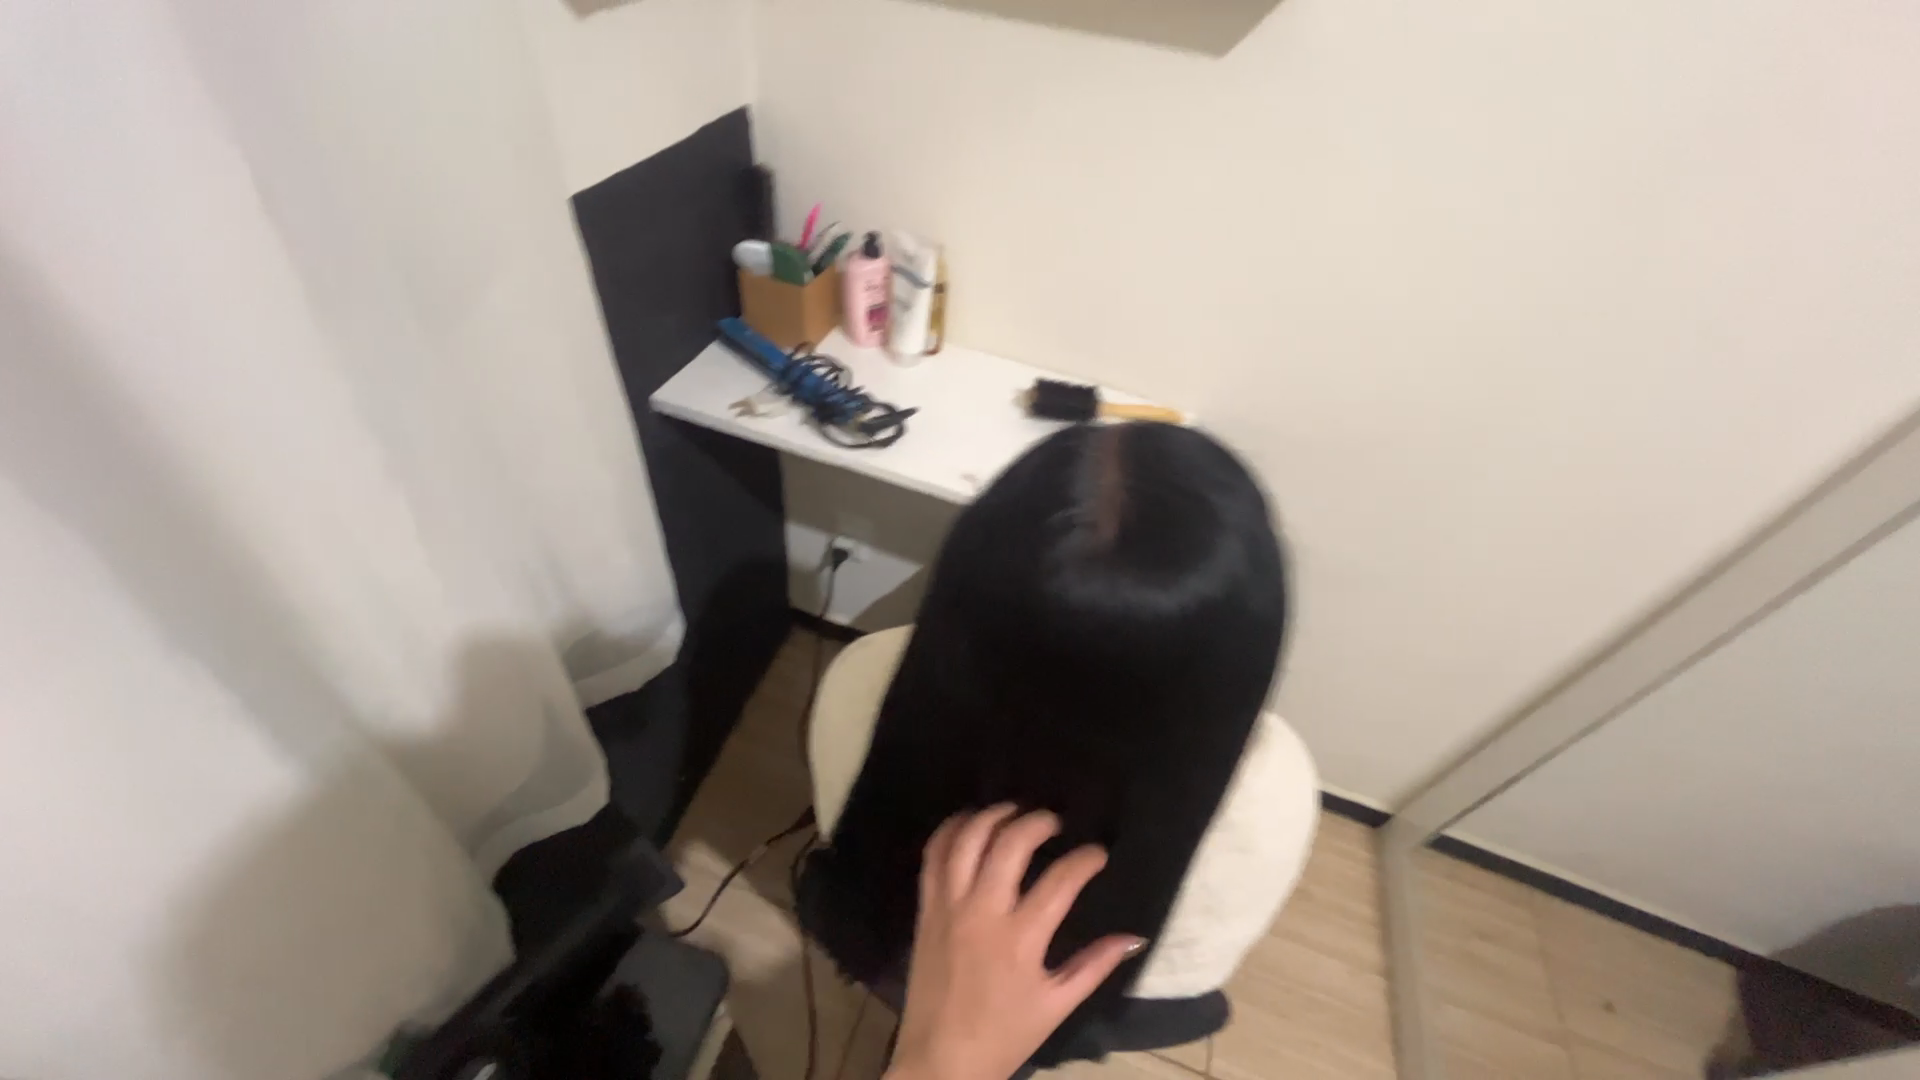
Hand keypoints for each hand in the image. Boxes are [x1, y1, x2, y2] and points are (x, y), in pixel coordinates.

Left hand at [885, 805, 1145, 1079]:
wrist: (941, 1060)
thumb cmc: (1005, 1034)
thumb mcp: (1057, 1004)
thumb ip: (1095, 965)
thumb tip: (1135, 936)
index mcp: (1021, 939)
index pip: (1061, 880)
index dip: (1085, 859)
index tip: (1097, 853)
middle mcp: (983, 912)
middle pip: (1010, 843)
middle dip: (1038, 822)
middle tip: (1054, 822)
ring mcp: (949, 905)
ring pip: (968, 839)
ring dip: (993, 816)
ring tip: (1014, 811)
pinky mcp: (926, 907)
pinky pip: (933, 854)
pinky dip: (951, 829)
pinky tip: (970, 822)